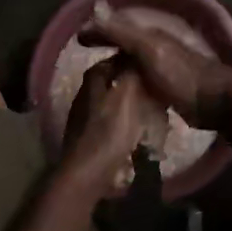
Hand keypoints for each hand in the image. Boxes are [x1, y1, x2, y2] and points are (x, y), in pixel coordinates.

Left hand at [59, 59, 146, 196]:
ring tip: (146, 113)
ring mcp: (81, 122)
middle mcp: (82, 98)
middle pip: (107, 84)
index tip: (147, 67)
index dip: (128, 61)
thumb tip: (136, 56)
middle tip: (151, 91)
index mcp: (92, 83)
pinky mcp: (85, 142)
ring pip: (106, 106)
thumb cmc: (109, 133)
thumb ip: (132, 74)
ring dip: (124, 107)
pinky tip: (132, 135)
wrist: (86, 174)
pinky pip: (106, 127)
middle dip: (127, 85)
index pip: (109, 62)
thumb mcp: (127, 97)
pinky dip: (119, 127)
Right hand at [84, 0, 231, 128]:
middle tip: (86, 58)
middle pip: (126, 43)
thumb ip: (124, 32)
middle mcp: (157, 48)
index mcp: (151, 36)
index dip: (98, 31)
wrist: (216, 103)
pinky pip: (142, 81)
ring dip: (117, 65)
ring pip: (134, 62)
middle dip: (106, 46)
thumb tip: (96, 10)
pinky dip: (129, 82)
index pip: (118, 27)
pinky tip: (122, 92)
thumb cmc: (182, 77)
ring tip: (99, 76)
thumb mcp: (149, 51)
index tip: (77, 39)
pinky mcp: (169, 90)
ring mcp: (164, 69)